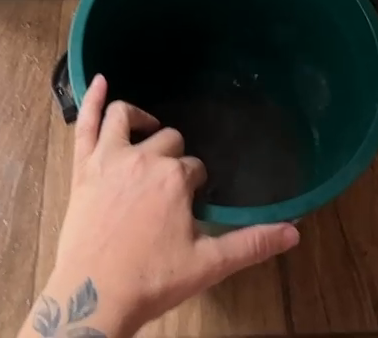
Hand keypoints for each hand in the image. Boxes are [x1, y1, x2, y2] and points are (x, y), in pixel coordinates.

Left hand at [30, 75, 299, 337]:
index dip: (195, 183)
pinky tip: (100, 79)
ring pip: (125, 118)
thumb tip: (294, 231)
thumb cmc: (150, 280)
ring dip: (139, 117)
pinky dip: (93, 99)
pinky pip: (86, 123)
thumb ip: (251, 243)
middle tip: (170, 182)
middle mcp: (144, 158)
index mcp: (175, 178)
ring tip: (147, 125)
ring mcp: (109, 158)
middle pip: (167, 140)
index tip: (190, 202)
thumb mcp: (207, 265)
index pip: (195, 167)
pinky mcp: (84, 166)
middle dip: (173, 156)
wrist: (94, 297)